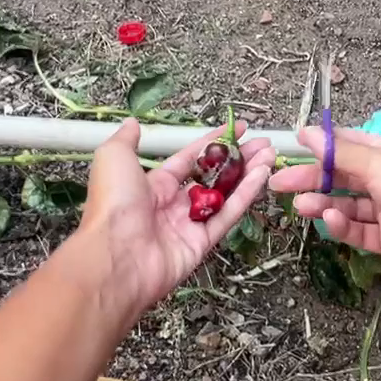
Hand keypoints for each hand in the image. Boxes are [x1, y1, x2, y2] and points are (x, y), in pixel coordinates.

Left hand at [69, 119, 274, 316]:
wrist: (115, 257)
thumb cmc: (111, 205)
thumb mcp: (113, 159)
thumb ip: (127, 140)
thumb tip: (133, 123)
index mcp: (153, 184)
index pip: (190, 158)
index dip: (213, 142)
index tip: (236, 129)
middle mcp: (173, 204)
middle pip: (213, 176)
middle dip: (238, 158)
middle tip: (262, 143)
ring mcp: (189, 224)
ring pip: (226, 194)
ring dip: (248, 173)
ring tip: (269, 154)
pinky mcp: (203, 242)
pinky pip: (228, 214)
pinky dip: (246, 195)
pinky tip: (262, 175)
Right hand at [267, 126, 380, 302]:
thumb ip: (341, 152)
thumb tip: (309, 132)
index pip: (353, 145)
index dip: (324, 146)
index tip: (295, 147)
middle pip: (346, 176)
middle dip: (314, 178)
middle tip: (280, 184)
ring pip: (349, 205)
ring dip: (324, 203)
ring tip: (302, 205)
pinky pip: (360, 230)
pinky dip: (343, 226)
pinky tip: (330, 221)